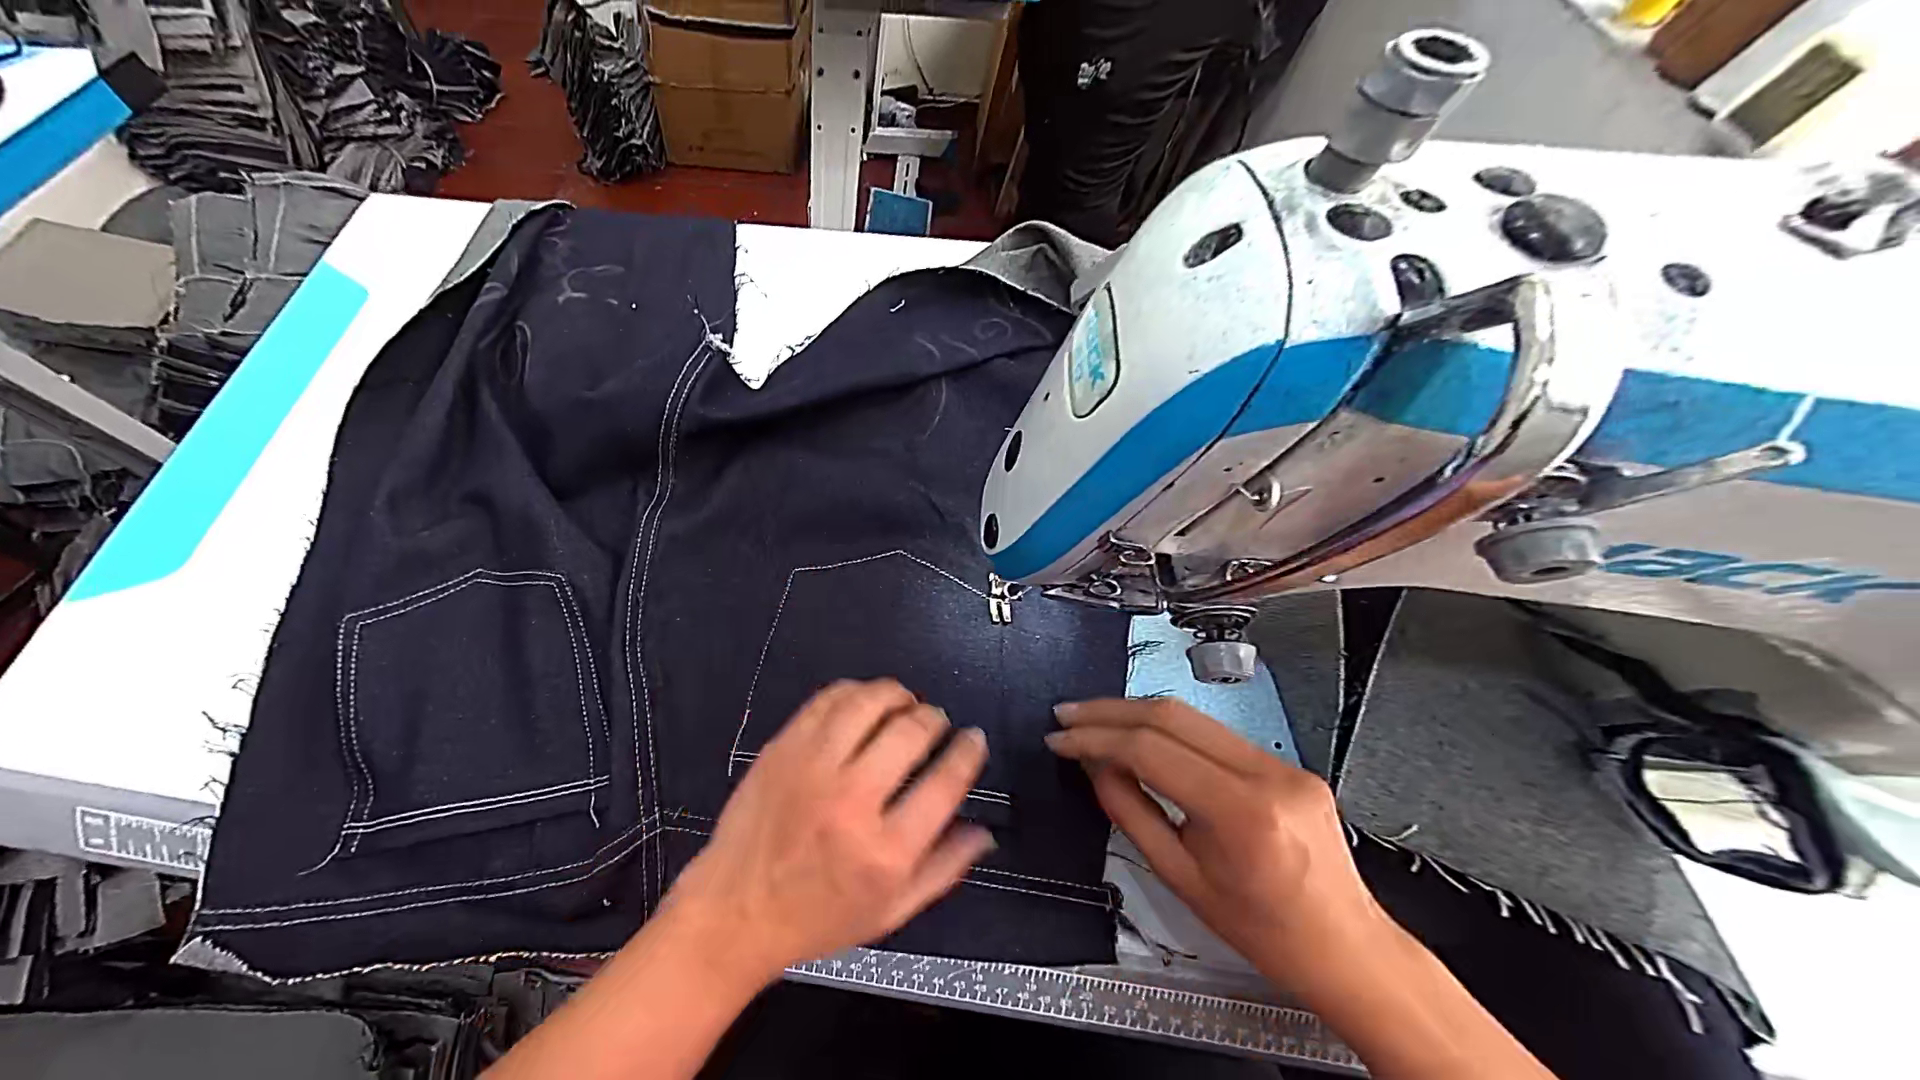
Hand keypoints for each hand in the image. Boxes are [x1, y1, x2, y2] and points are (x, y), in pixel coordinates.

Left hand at [660, 679, 994, 981]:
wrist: (734, 914)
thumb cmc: (818, 919)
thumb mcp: (891, 912)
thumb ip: (944, 869)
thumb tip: (985, 831)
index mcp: (885, 851)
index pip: (945, 781)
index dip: (968, 751)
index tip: (973, 738)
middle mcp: (852, 802)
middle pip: (911, 732)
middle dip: (936, 719)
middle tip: (938, 723)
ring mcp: (812, 769)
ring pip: (869, 703)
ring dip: (898, 695)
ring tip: (906, 704)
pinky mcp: (784, 748)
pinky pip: (828, 699)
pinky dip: (856, 692)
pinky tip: (865, 704)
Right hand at [1045, 697, 1385, 989]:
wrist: (1346, 948)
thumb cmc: (1269, 932)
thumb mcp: (1181, 879)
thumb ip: (1130, 813)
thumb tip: (1096, 767)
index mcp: (1242, 813)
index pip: (1150, 749)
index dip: (1095, 738)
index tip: (1063, 738)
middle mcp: (1268, 776)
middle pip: (1171, 715)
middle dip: (1110, 710)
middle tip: (1069, 716)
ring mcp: (1283, 765)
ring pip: (1193, 715)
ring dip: (1137, 713)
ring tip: (1096, 722)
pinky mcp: (1287, 764)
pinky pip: (1217, 733)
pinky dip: (1171, 730)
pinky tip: (1143, 736)